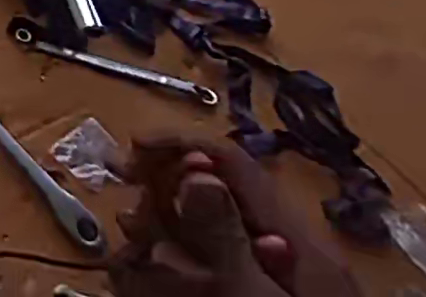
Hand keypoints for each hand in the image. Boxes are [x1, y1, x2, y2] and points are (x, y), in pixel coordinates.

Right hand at [111, 135, 357, 296]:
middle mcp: (284, 246)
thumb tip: (195, 168)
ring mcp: (268, 270)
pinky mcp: (250, 288)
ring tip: (137, 241)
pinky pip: (200, 250)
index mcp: (296, 241)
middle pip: (209, 183)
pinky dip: (168, 250)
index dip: (177, 143)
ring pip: (198, 217)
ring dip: (158, 221)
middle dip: (160, 187)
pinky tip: (149, 263)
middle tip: (129, 203)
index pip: (230, 158)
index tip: (130, 151)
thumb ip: (223, 233)